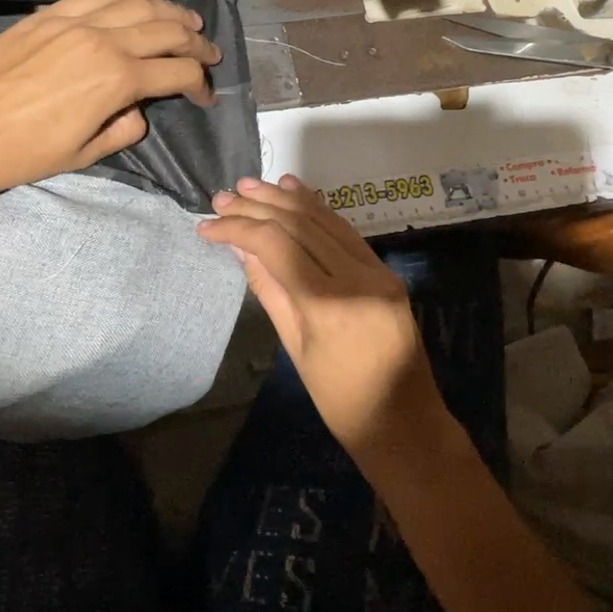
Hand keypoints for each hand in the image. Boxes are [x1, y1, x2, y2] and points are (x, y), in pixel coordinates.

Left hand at [0, 0, 219, 202]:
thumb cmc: (23, 154)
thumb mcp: (84, 154)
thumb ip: (124, 128)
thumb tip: (136, 108)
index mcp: (116, 80)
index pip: (177, 73)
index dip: (200, 84)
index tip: (205, 96)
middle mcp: (102, 41)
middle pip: (166, 31)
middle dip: (196, 43)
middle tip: (210, 53)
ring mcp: (72, 22)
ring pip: (136, 4)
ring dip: (170, 11)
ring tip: (188, 20)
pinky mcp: (47, 16)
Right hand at [196, 176, 445, 454]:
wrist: (405, 424)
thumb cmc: (340, 401)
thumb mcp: (295, 348)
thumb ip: (269, 290)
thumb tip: (240, 248)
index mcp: (329, 304)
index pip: (277, 245)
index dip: (238, 229)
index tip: (207, 226)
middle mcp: (358, 277)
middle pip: (300, 225)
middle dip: (257, 207)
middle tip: (222, 198)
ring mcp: (377, 271)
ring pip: (324, 220)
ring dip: (284, 199)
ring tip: (249, 187)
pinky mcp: (385, 272)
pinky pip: (346, 232)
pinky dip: (317, 209)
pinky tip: (294, 191)